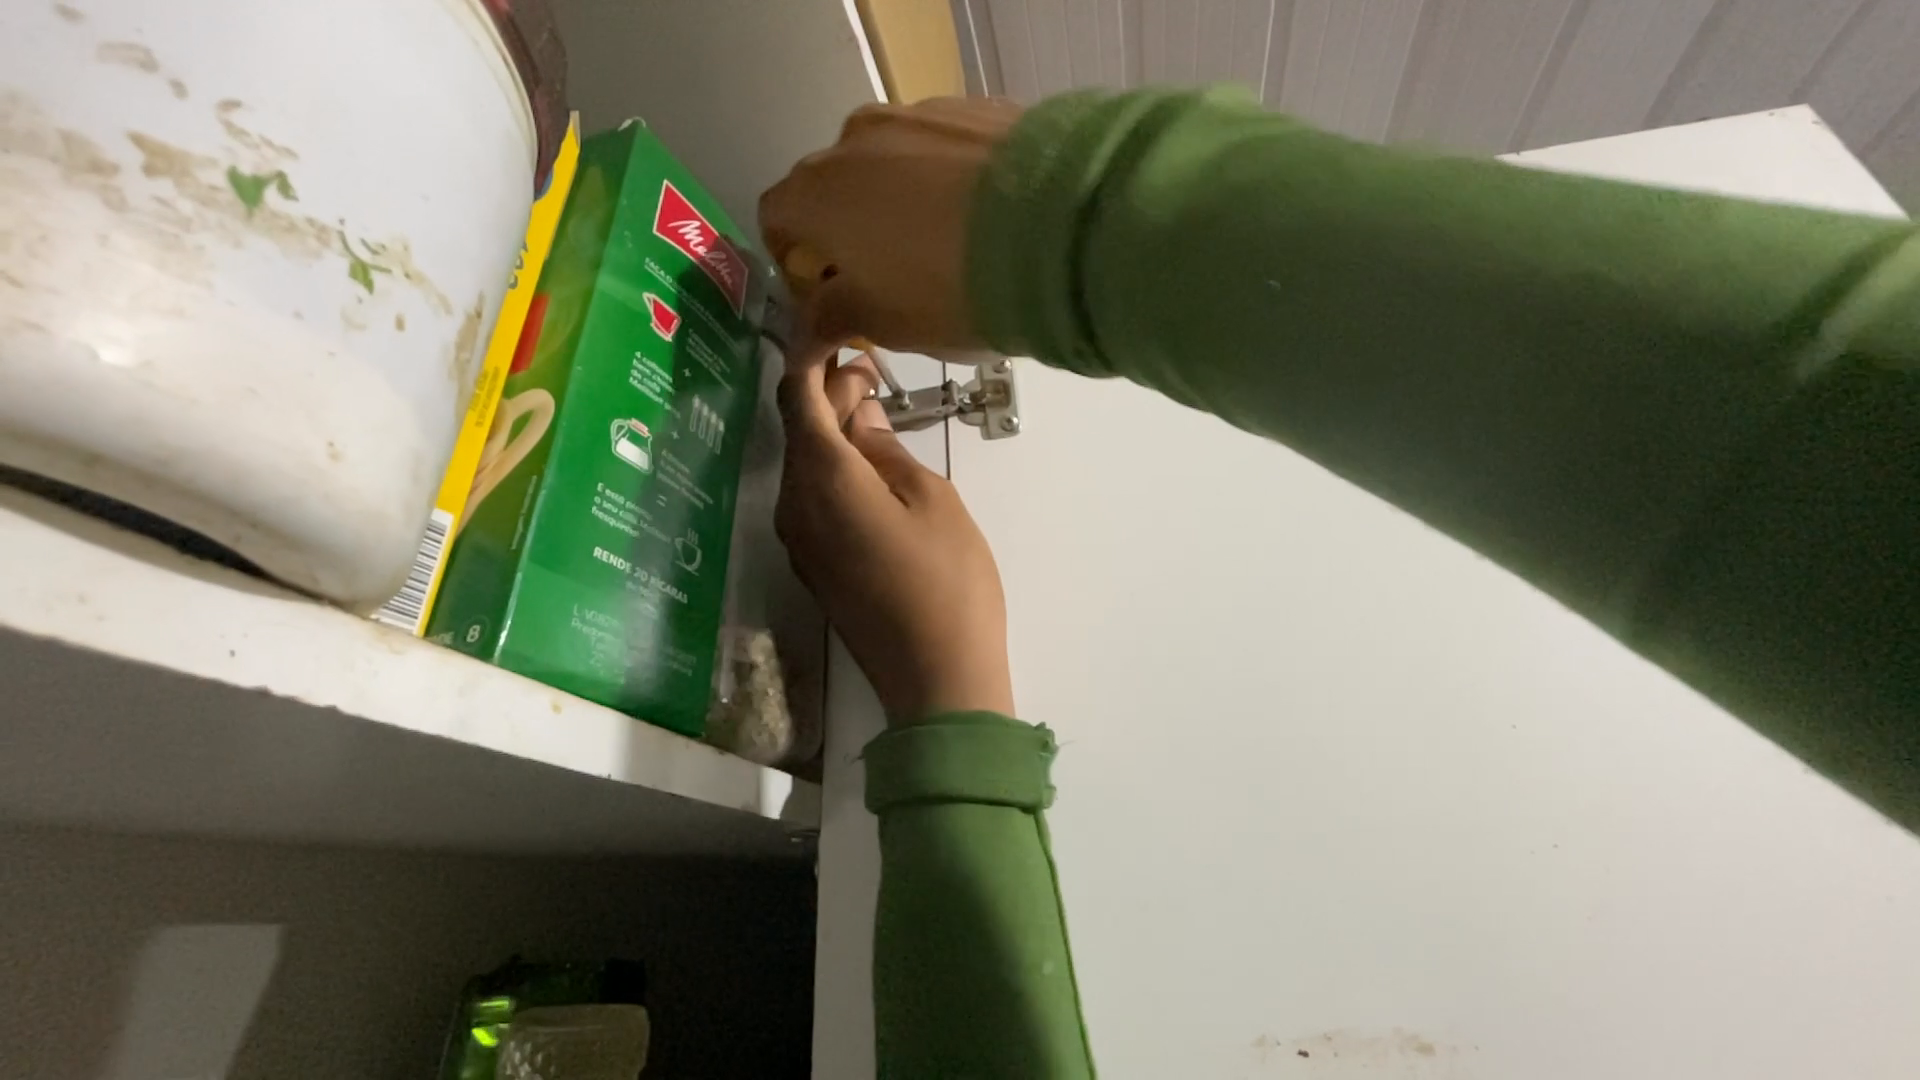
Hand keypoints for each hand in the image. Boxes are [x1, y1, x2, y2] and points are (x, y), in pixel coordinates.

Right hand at [759, 97, 1023, 355]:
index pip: (777, 223)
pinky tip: (983, 224)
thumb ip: (830, 320)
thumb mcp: (882, 323)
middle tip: (889, 286)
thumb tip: (804, 333)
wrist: (1062, 231)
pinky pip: (941, 154)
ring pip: (889, 169)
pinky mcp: (975, 110)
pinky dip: (946, 187)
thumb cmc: (951, 289)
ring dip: (898, 210)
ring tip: (945, 256)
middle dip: (849, 239)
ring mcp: (918, 115)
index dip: (797, 268)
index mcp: (817, 193)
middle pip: (832, 192)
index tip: (830, 301)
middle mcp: (856, 138)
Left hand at [775, 346, 1013, 721]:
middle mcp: (795, 506)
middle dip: (828, 394)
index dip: (811, 355)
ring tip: (877, 416)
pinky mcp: (814, 566)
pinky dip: (833, 471)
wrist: (937, 678)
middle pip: (798, 430)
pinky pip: (812, 499)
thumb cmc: (948, 581)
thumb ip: (885, 449)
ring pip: (803, 465)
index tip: (839, 331)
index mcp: (823, 480)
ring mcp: (800, 541)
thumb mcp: (932, 500)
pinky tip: (869, 469)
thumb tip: (858, 417)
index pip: (797, 396)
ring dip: (832, 433)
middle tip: (874, 374)